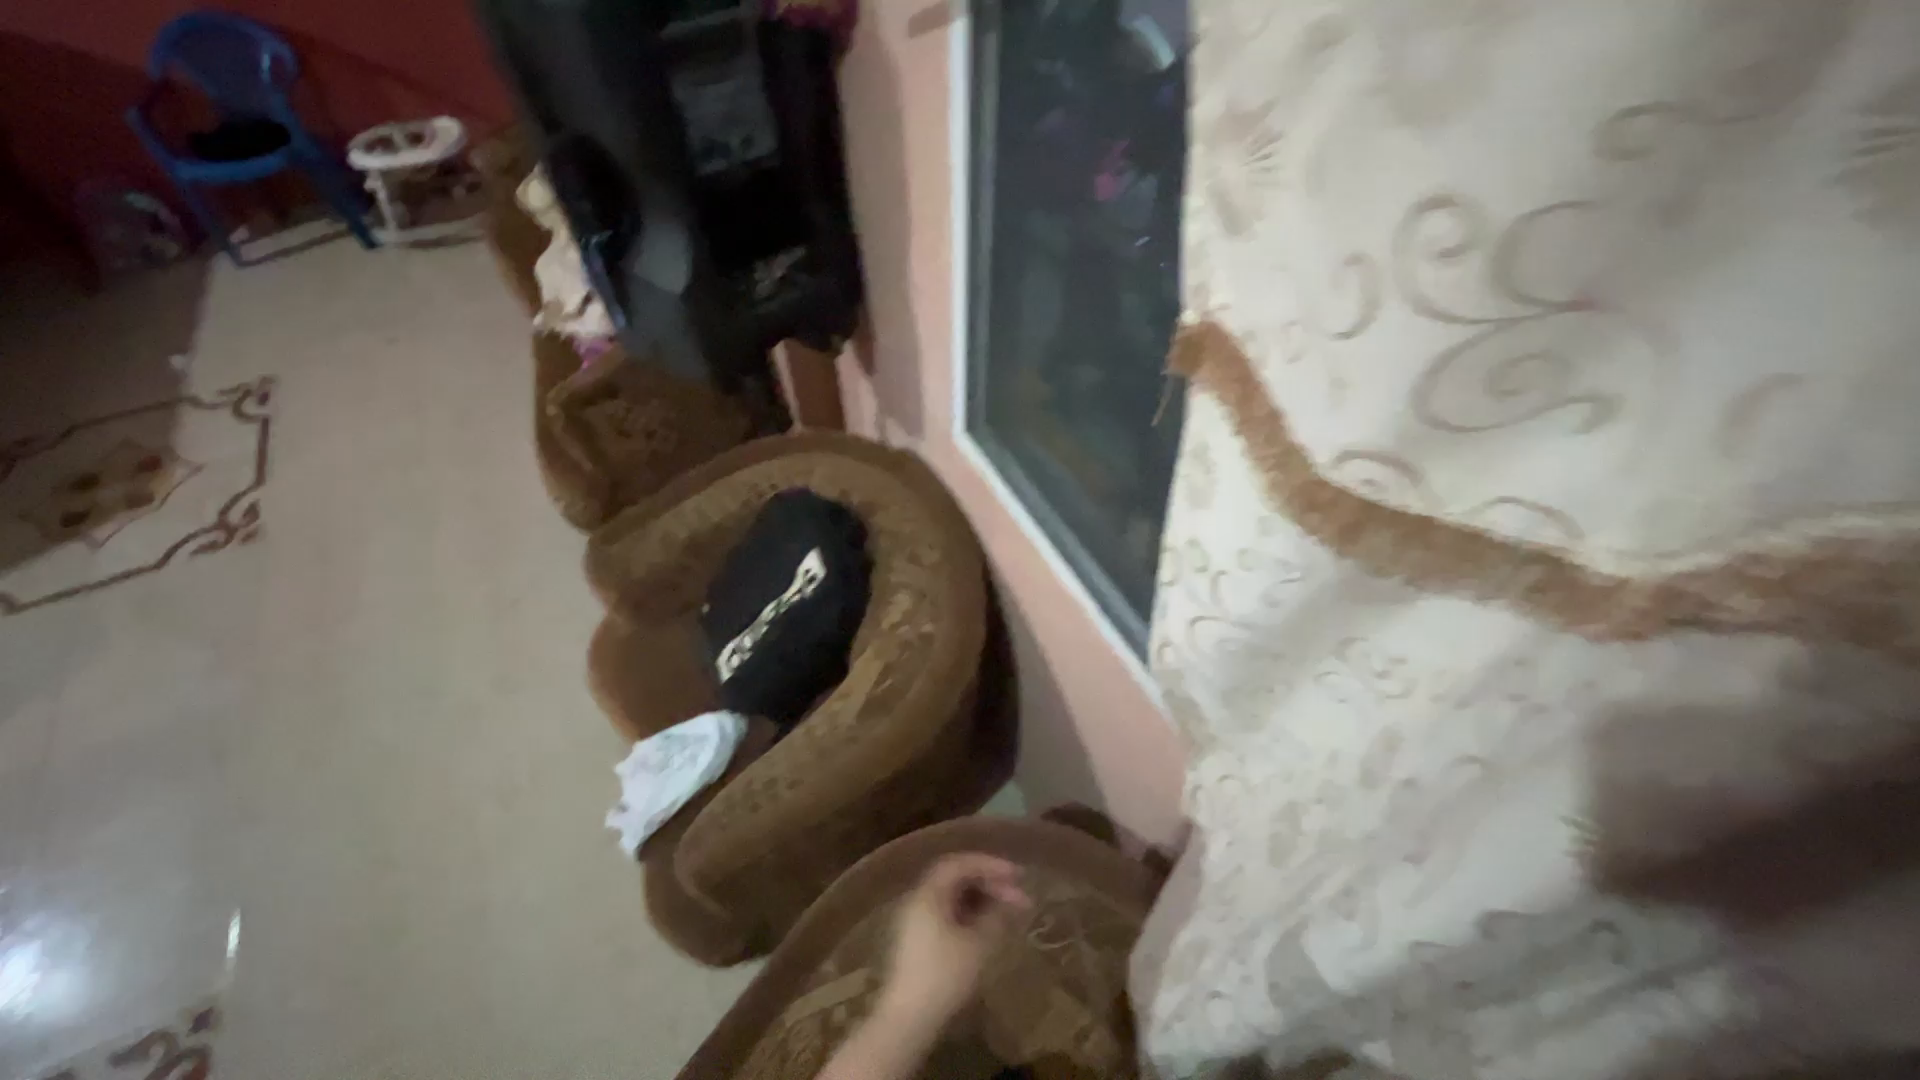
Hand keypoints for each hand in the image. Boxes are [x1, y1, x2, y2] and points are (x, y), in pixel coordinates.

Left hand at [876, 853, 1032, 1031]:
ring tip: (1009, 913)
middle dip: (990, 883)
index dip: (991, 865)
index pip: (960, 863)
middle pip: (956, 878)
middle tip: (1019, 898)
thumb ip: (996, 916)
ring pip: (953, 897)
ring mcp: (916, 920)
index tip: (1018, 876)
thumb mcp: (978, 944)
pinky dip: (970, 914)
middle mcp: (919, 899)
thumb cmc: (944, 976)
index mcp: (929, 893)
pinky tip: (988, 929)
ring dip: (982, 899)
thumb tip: (1011, 901)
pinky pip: (948, 914)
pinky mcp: (919, 940)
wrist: (909, 1018)